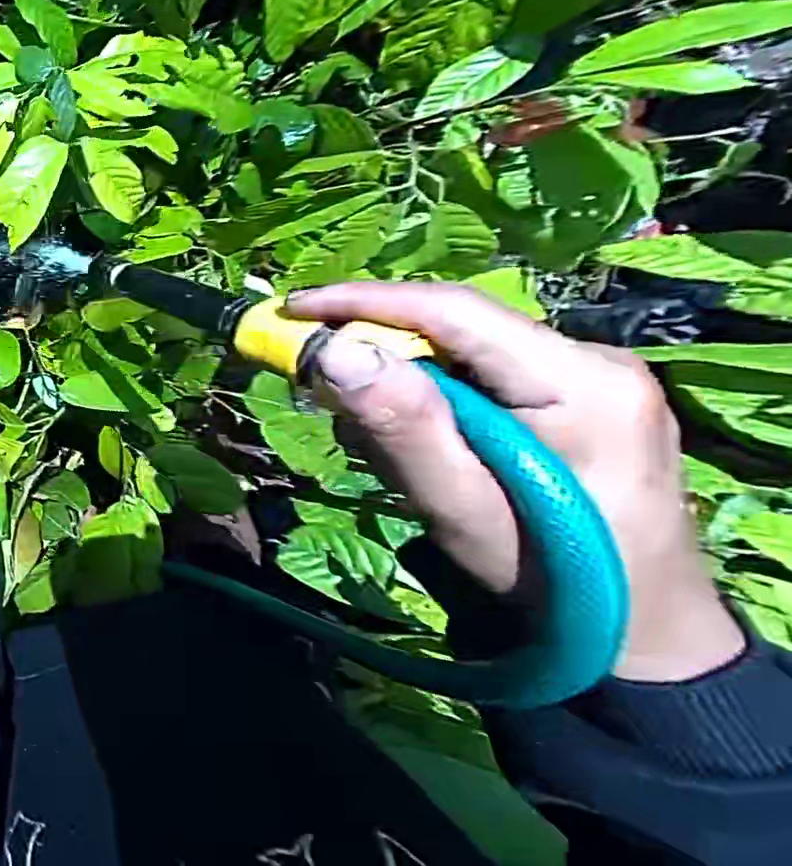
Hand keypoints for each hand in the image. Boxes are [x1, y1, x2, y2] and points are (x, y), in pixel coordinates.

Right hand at [286, 282, 743, 682]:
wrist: (637, 626)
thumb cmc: (549, 574)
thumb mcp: (459, 505)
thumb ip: (402, 426)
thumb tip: (333, 350)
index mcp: (582, 382)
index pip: (453, 311)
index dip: (361, 301)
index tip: (288, 310)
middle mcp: (589, 359)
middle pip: (450, 325)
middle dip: (368, 344)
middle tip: (306, 375)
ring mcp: (582, 373)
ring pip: (452, 347)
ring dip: (390, 377)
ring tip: (371, 438)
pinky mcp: (566, 391)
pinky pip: (467, 370)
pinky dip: (416, 394)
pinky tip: (410, 440)